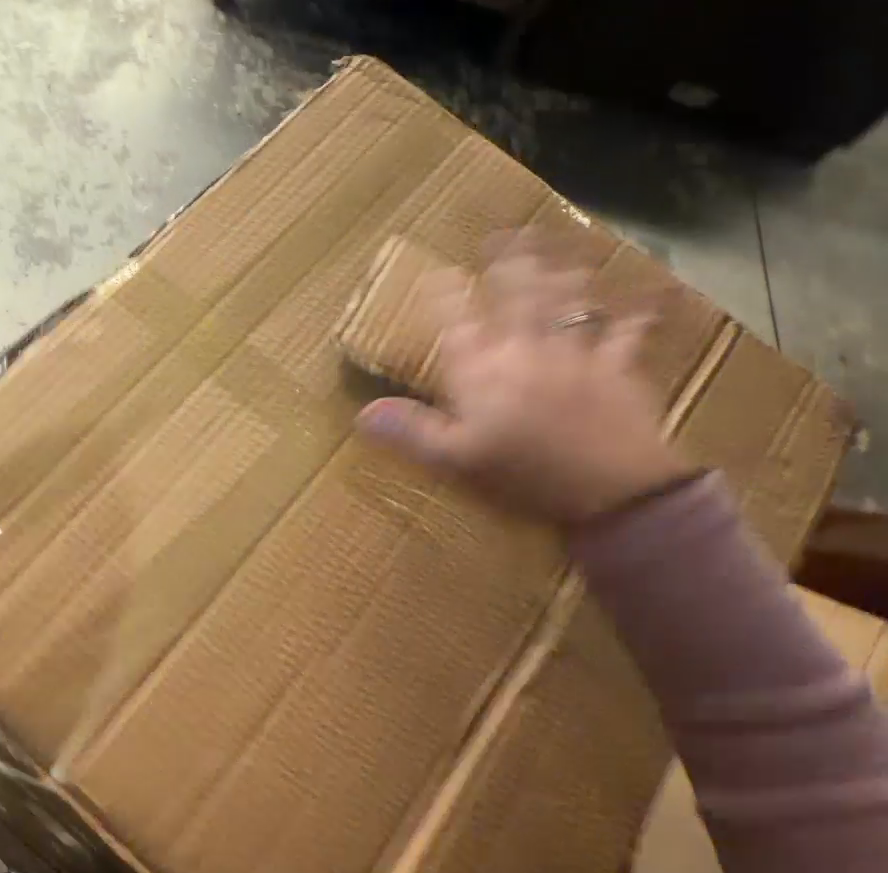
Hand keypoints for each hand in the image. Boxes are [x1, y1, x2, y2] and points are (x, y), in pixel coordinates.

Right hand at [354, 233, 692, 524]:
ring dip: (563, 273)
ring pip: (568, 304)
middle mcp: (527, 353)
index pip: (457, 324)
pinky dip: (641, 310)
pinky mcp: (618, 371)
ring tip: (559, 250)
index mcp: (482, 374)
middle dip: (509, 265)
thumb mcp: (453, 460)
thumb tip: (363, 412)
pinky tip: (653, 291)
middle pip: (518, 298)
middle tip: (504, 237)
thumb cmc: (521, 477)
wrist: (611, 492)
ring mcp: (577, 357)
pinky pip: (630, 332)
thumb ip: (410, 431)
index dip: (445, 297)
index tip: (438, 274)